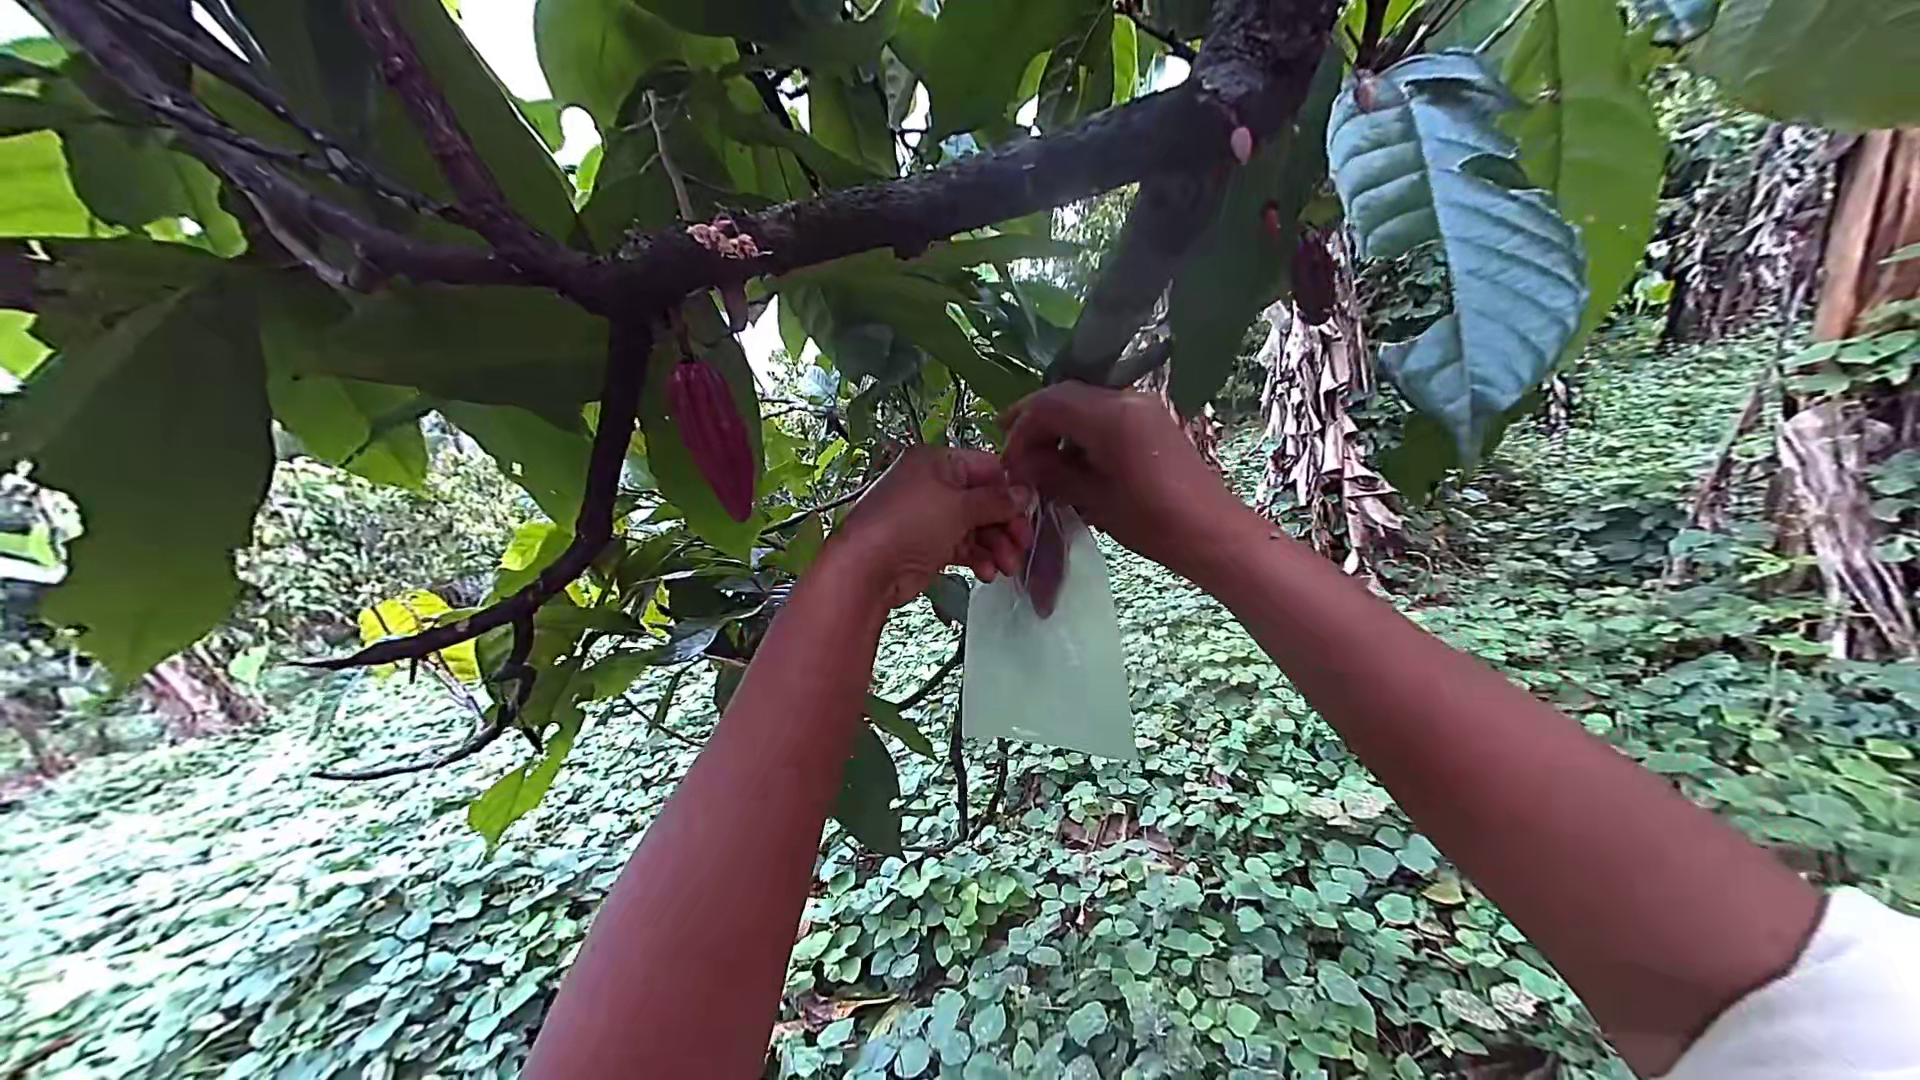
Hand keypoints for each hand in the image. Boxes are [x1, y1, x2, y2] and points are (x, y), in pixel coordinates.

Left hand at [821, 446, 1032, 608]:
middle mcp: (935, 486)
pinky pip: (963, 547)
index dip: (1010, 491)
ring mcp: (931, 517)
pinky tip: (987, 572)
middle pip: (984, 501)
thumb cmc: (907, 525)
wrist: (866, 569)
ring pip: (976, 527)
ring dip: (996, 547)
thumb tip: (1024, 494)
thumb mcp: (959, 507)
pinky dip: (978, 558)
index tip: (1028, 513)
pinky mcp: (930, 545)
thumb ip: (996, 501)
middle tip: (1022, 546)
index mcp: (938, 463)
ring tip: (1007, 567)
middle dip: (1005, 525)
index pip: (987, 469)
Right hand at [1001, 383, 1251, 579]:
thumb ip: (1053, 473)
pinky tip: (1069, 458)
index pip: (1050, 404)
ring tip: (1037, 458)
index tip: (1008, 460)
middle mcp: (1128, 399)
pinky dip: (1080, 431)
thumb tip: (1021, 463)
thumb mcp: (1094, 500)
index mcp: (1113, 417)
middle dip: (1034, 421)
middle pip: (1065, 396)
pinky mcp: (1151, 420)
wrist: (1212, 533)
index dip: (1021, 429)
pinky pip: (1104, 414)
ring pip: (1084, 403)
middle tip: (1012, 450)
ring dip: (1057, 425)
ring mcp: (1143, 407)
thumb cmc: (1153, 523)